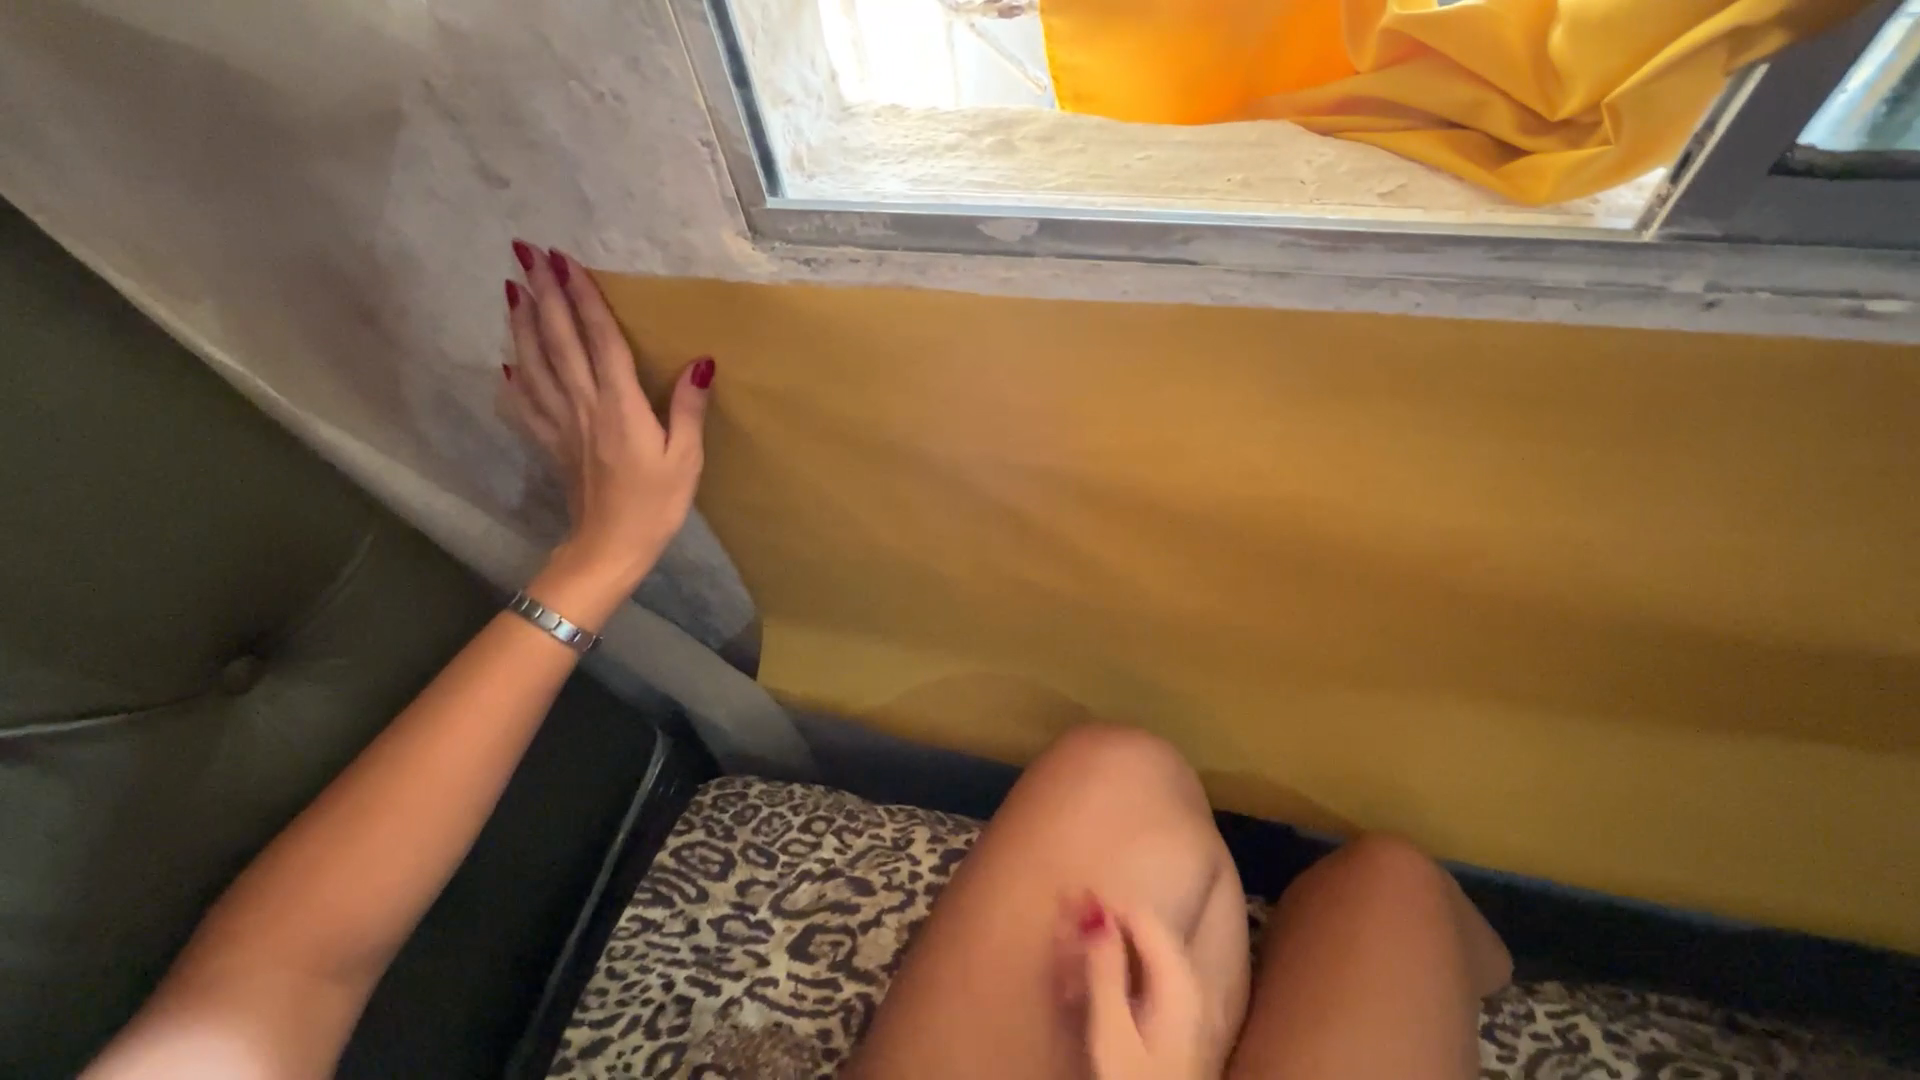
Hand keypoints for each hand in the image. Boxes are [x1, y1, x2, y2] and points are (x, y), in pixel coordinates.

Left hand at [500, 240, 710, 594]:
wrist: (611, 546)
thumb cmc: (657, 504)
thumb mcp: (687, 458)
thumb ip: (688, 407)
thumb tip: (701, 361)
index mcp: (620, 405)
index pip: (600, 340)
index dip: (583, 298)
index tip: (566, 260)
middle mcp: (584, 405)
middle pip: (559, 340)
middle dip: (545, 294)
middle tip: (526, 253)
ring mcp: (561, 423)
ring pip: (535, 363)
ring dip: (523, 323)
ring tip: (512, 289)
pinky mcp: (551, 443)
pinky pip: (525, 404)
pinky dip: (513, 378)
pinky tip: (506, 361)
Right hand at [1077, 896, 1210, 1079]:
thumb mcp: (1112, 1034)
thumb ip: (1105, 969)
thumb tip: (1095, 912)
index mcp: (1180, 980)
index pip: (1142, 916)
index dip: (1103, 903)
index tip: (1065, 901)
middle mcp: (1190, 983)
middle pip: (1139, 934)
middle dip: (1096, 930)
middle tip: (1056, 937)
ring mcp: (1185, 1004)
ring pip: (1137, 958)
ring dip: (1097, 956)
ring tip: (1061, 972)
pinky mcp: (1174, 1024)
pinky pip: (1139, 983)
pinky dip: (1109, 979)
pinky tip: (1081, 995)